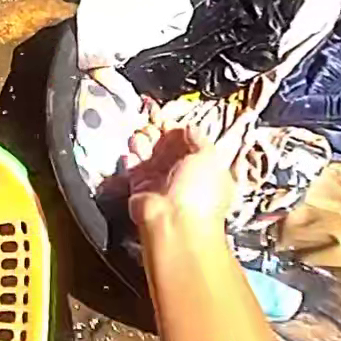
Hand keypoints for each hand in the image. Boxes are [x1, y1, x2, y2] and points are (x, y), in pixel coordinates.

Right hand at [127, 123, 243, 238]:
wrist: (175, 221)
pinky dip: (131, 157)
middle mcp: (179, 171)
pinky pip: (132, 166)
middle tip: (150, 127)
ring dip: (141, 142)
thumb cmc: (199, 190)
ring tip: (139, 138)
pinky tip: (131, 152)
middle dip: (156, 133)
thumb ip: (199, 139)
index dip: (175, 128)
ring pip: (146, 152)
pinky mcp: (139, 185)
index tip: (165, 119)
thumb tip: (189, 126)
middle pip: (164, 145)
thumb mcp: (209, 158)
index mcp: (201, 164)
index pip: (185, 140)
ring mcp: (158, 178)